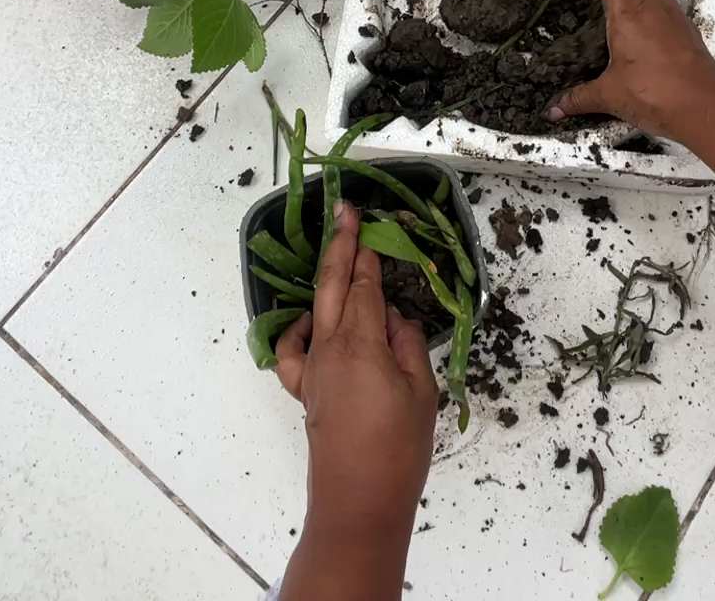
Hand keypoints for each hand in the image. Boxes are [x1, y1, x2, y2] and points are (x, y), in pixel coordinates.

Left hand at [275, 202, 436, 597]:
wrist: (359, 503)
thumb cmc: (398, 448)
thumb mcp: (422, 391)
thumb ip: (408, 343)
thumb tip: (395, 317)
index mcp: (361, 343)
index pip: (364, 285)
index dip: (366, 251)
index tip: (367, 221)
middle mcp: (329, 347)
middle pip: (333, 284)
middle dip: (340, 244)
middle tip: (345, 210)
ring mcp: (312, 368)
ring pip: (315, 309)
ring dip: (326, 278)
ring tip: (337, 255)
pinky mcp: (305, 390)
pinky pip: (292, 352)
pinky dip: (298, 330)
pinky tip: (313, 324)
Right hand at [546, 0, 714, 142]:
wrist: (705, 108)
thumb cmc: (654, 95)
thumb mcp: (609, 96)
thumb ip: (579, 99)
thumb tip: (555, 110)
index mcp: (629, 15)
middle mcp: (654, 9)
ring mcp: (676, 18)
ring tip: (624, 10)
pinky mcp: (690, 33)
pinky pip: (671, 8)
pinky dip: (656, 10)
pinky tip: (646, 34)